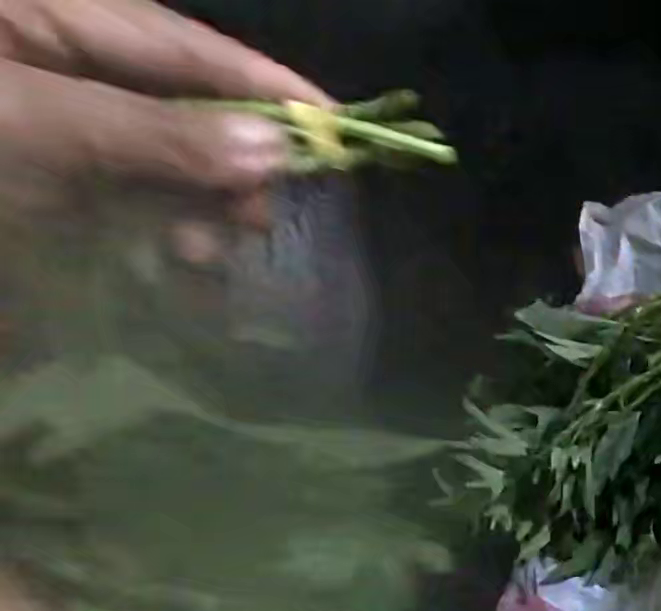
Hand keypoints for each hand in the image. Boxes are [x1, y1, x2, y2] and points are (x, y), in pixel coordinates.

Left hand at [0, 0, 327, 228]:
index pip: (182, 42)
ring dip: (210, 210)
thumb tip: (282, 148)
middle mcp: (55, 52)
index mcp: (30, 7)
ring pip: (186, 157)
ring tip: (197, 255)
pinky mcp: (65, 162)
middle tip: (252, 221)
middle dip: (239, 167)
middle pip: (196, 104)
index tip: (347, 128)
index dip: (270, 86)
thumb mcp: (22, 124)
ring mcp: (63, 112)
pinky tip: (178, 256)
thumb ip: (157, 133)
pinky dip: (179, 226)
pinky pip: (155, 189)